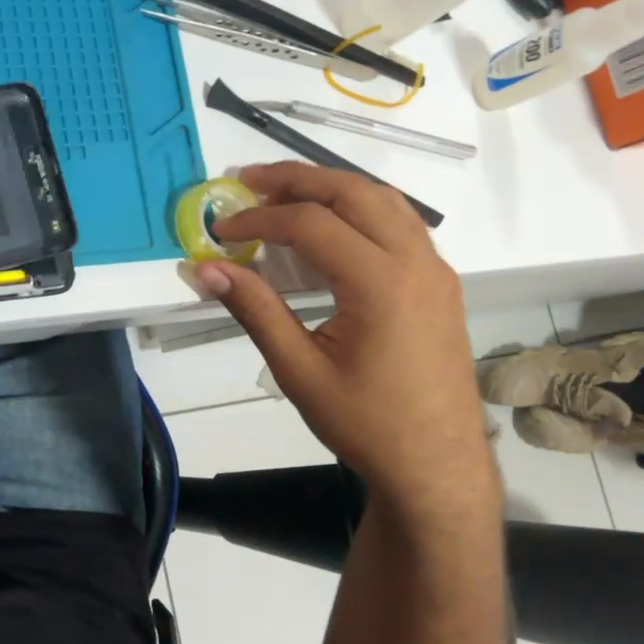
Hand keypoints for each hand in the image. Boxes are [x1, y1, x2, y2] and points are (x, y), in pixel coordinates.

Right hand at [183, 163, 491, 506]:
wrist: (436, 464)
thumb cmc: (364, 422)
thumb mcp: (298, 370)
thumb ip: (254, 310)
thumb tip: (205, 269)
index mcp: (380, 284)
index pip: (311, 223)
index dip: (259, 218)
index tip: (220, 230)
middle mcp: (415, 262)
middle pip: (353, 191)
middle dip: (296, 179)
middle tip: (247, 179)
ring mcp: (434, 270)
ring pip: (383, 200)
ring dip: (330, 187)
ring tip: (282, 194)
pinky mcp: (438, 283)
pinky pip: (399, 223)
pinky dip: (357, 210)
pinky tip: (327, 229)